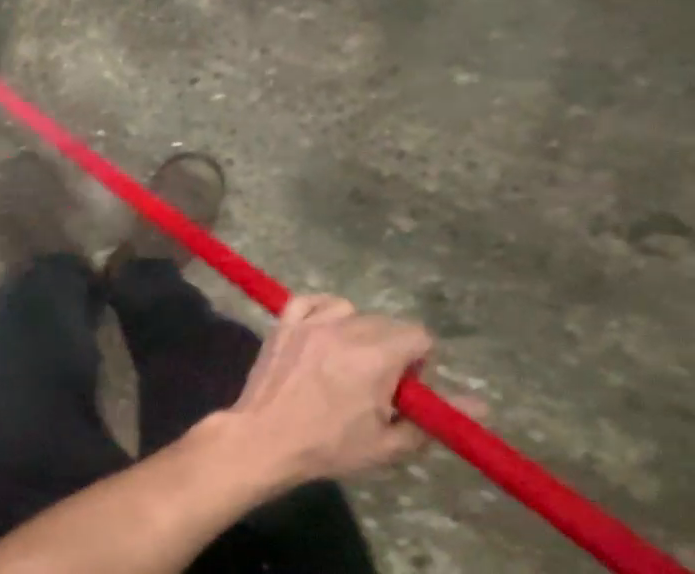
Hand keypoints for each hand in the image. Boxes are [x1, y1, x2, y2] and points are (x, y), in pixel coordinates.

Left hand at [229, 295, 435, 485]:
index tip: (409, 384)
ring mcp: (306, 325)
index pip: (417, 335)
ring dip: (359, 328)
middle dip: (394, 347)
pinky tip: (326, 327)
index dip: (421, 359)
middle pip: (384, 323)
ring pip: (348, 309)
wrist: (266, 436)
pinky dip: (320, 308)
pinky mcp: (280, 326)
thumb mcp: (392, 443)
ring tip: (353, 357)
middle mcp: (341, 332)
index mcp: (374, 358)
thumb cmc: (330, 445)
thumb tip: (479, 403)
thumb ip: (434, 418)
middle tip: (382, 379)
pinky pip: (305, 301)